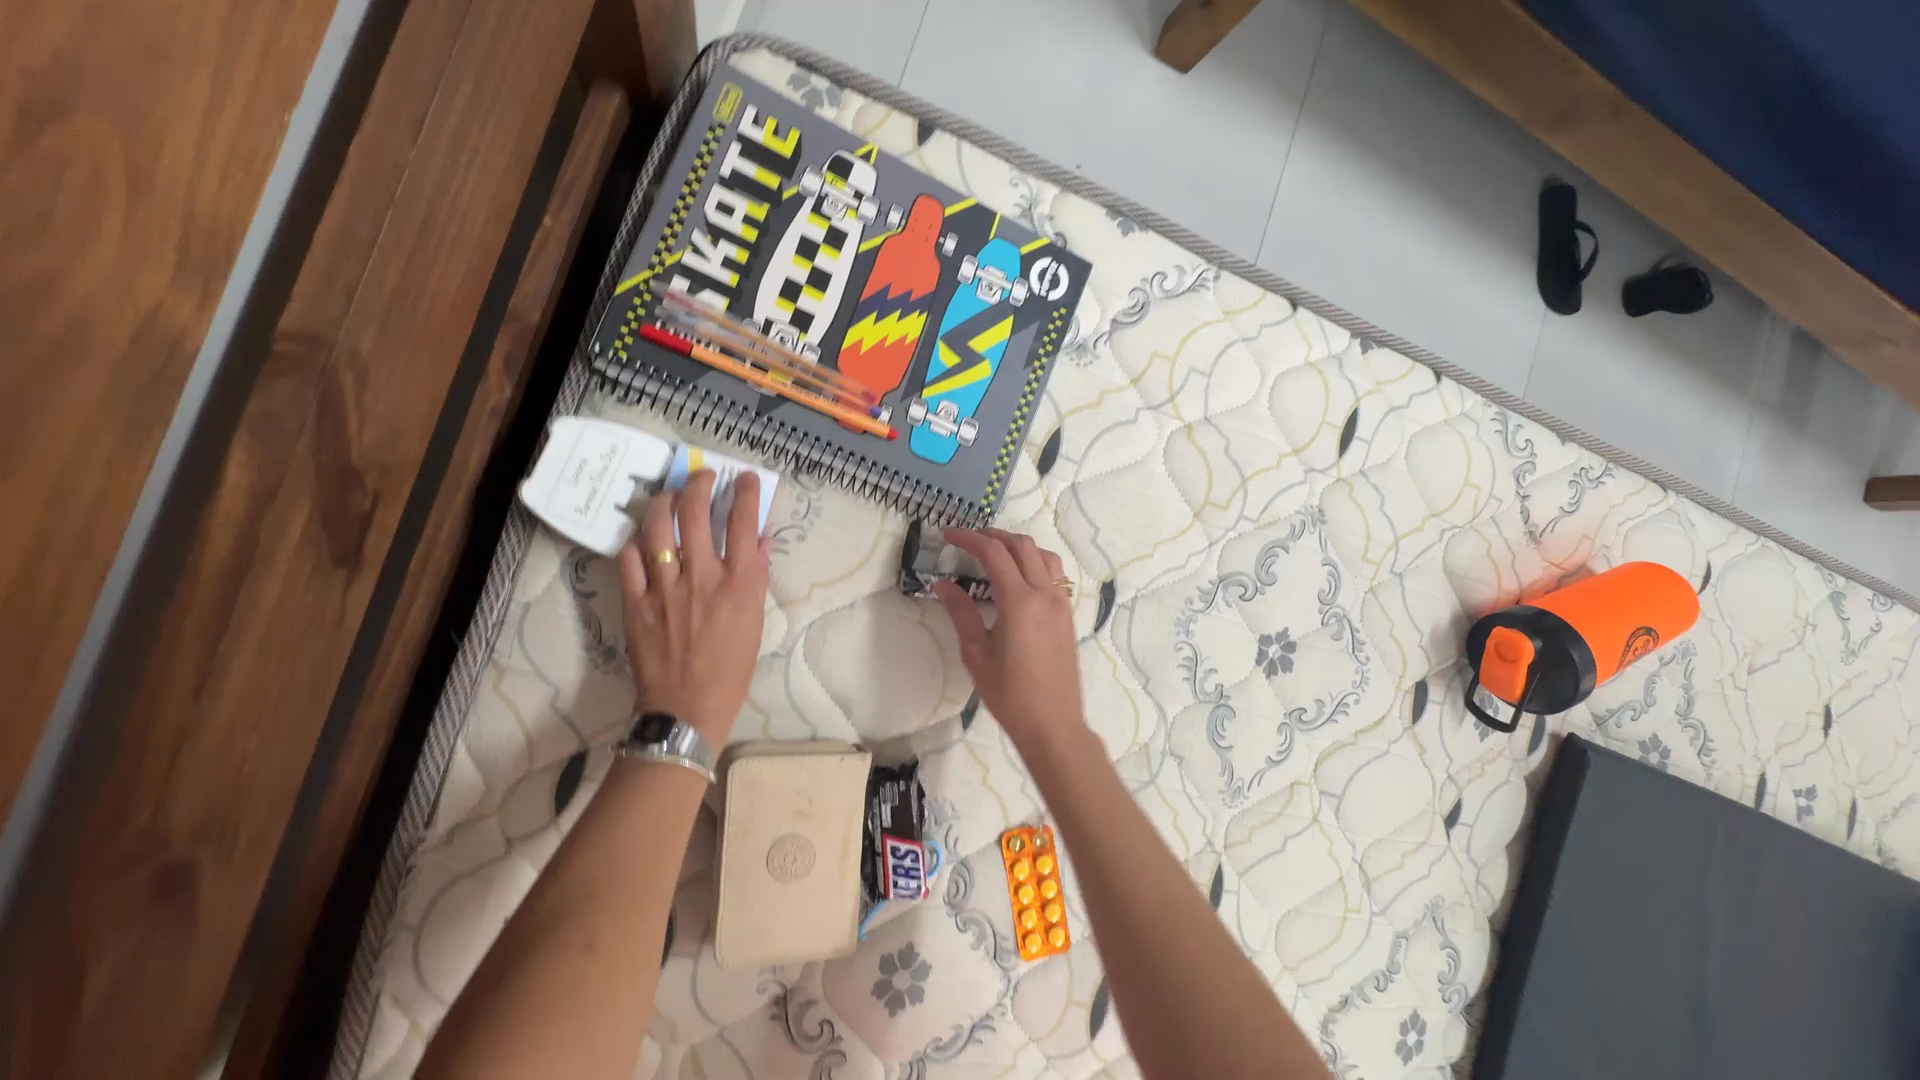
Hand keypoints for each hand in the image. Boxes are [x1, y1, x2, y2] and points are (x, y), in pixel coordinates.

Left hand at [616, 470, 769, 745]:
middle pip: (695, 514)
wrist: (687, 706)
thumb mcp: (755, 621)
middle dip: (699, 485)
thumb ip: (756, 577)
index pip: (743, 522)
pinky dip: (636, 542)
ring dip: (663, 503)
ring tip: (668, 496)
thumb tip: (759, 540)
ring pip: (657, 528)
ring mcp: (664, 588)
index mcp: (737, 584)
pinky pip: (629, 559)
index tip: (745, 478)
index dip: (745, 493)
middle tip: (701, 476)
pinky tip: (642, 540)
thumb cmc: (731, 668)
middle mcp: (701, 577)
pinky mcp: (635, 602)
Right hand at [932, 528, 1088, 758]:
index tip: (948, 534)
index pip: (994, 553)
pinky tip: (1018, 576)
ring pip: (1044, 555)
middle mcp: (1045, 594)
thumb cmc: (1009, 694)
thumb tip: (943, 584)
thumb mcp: (976, 653)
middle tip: (968, 539)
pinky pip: (1054, 574)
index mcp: (1020, 602)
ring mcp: (1061, 603)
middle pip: (1022, 546)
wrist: (1053, 723)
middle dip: (993, 535)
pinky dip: (1035, 562)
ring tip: (994, 552)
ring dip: (1018, 545)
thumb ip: (961, 612)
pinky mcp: (1068, 614)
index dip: (969, 538)